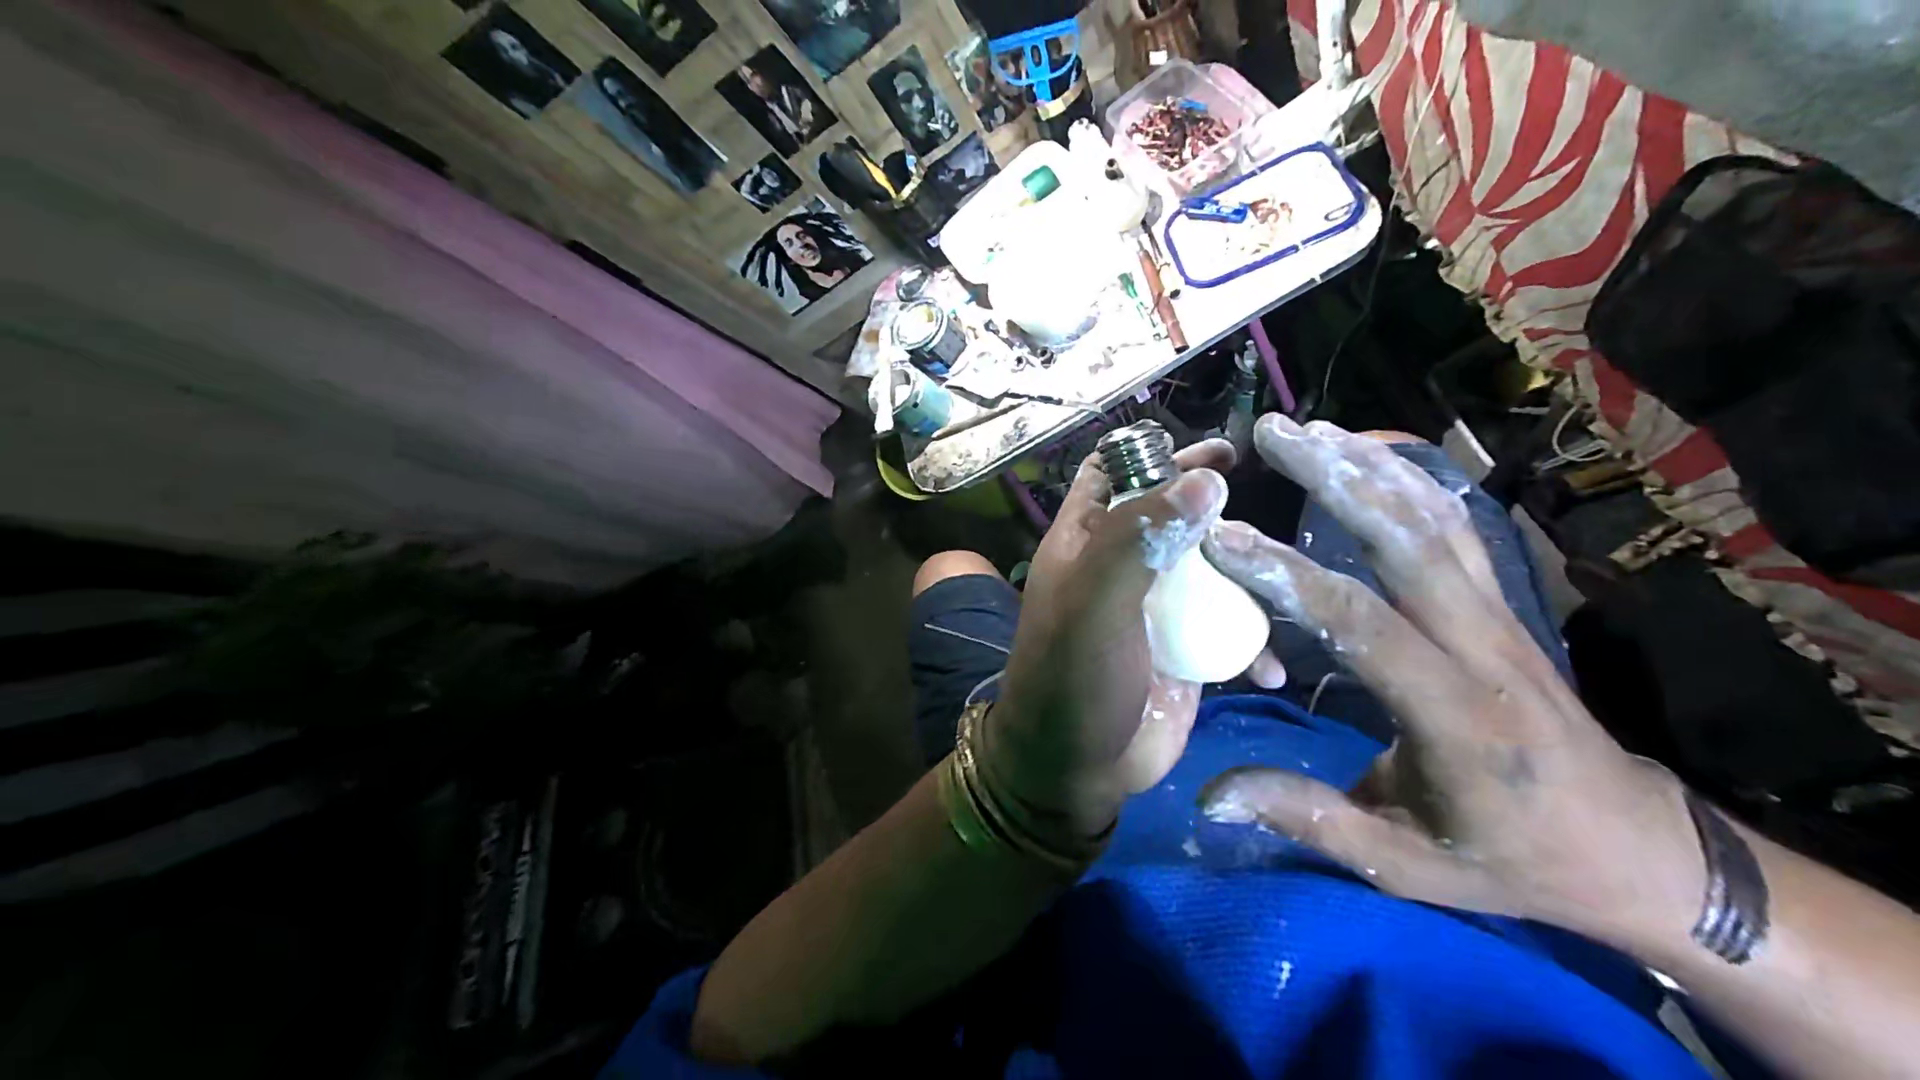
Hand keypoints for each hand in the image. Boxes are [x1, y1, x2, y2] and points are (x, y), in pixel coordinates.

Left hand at [981, 439, 1234, 841]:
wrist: (1075, 769)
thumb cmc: (1072, 677)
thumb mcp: (1094, 601)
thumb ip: (1138, 538)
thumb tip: (1203, 480)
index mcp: (1084, 542)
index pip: (1113, 475)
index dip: (1155, 454)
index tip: (1213, 451)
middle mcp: (1121, 567)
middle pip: (1171, 516)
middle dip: (1213, 505)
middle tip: (1259, 497)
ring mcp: (1156, 610)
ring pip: (1209, 567)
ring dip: (1247, 570)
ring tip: (1282, 578)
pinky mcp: (1186, 652)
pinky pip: (1228, 628)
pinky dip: (1253, 640)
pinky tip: (1271, 666)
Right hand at [1198, 416, 1705, 951]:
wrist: (1636, 849)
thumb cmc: (1510, 860)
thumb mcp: (1404, 863)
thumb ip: (1308, 819)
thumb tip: (1210, 799)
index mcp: (1456, 713)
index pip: (1361, 623)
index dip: (1286, 575)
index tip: (1222, 537)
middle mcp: (1483, 647)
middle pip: (1410, 540)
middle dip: (1336, 477)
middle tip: (1272, 434)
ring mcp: (1502, 617)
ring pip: (1438, 519)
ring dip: (1371, 464)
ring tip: (1309, 429)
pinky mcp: (1504, 605)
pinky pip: (1457, 526)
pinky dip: (1411, 479)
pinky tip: (1368, 453)